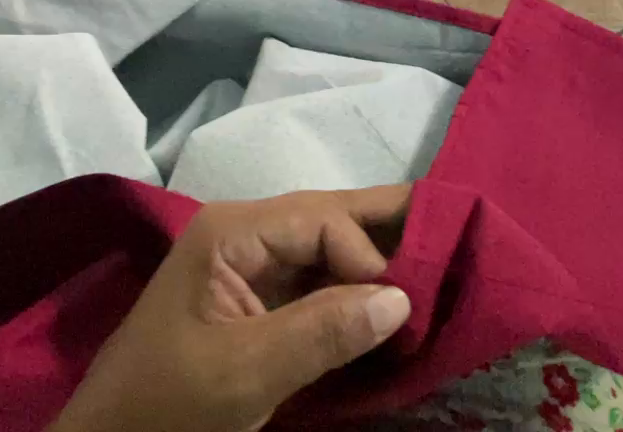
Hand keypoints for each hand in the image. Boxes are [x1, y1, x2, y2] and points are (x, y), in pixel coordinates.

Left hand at [47, 184, 414, 431]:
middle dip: (386, 226)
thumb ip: (320, 332)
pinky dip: (354, 289)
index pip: (322, 220)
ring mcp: (250, 264)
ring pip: (327, 245)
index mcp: (233, 231)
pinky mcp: (257, 299)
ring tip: (435, 256)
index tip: (403, 309)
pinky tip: (390, 297)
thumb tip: (402, 297)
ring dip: (374, 258)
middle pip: (328, 217)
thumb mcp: (243, 374)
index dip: (368, 256)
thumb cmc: (168, 405)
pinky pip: (316, 279)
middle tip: (454, 224)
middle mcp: (245, 232)